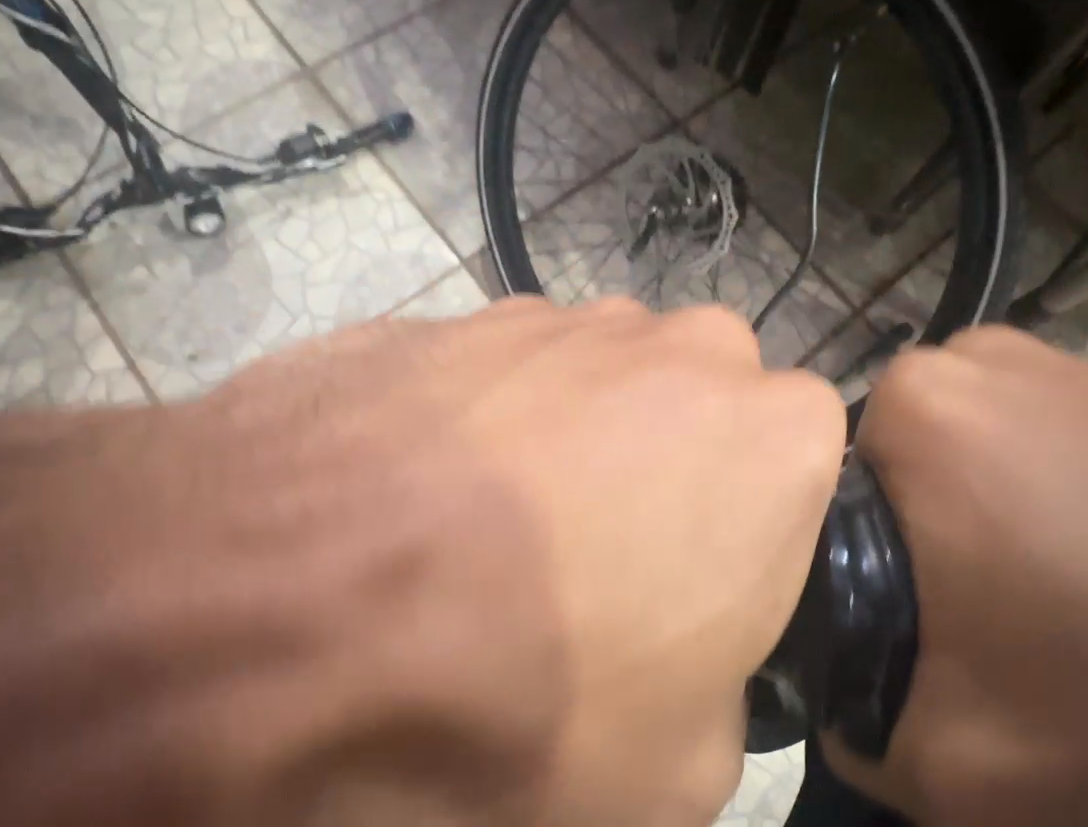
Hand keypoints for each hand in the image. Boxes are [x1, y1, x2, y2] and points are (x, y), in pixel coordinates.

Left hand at [188, 298, 846, 825]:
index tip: (701, 593)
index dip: (756, 536)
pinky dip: (484, 425)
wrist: (280, 607)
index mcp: (771, 438)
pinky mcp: (456, 314)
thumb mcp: (681, 773)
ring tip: (490, 535)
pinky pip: (503, 375)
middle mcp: (680, 348)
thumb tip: (689, 657)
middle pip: (705, 405)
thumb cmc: (522, 696)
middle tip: (600, 565)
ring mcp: (560, 318)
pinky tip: (417, 497)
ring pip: (604, 381)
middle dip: (675, 470)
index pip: (807, 465)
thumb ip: (723, 689)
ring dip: (577, 443)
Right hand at [828, 326, 1087, 826]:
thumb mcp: (959, 761)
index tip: (896, 655)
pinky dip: (1038, 517)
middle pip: (883, 483)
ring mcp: (1048, 362)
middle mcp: (962, 357)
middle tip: (971, 651)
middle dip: (911, 564)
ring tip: (1044, 623)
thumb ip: (857, 724)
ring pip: (954, 469)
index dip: (840, 589)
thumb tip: (841, 696)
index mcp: (905, 409)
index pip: (808, 502)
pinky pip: (1027, 455)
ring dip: (973, 541)